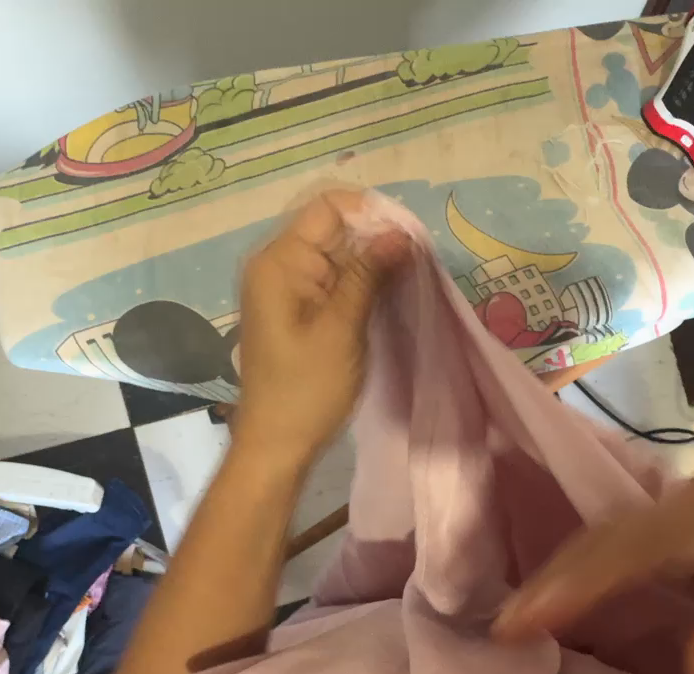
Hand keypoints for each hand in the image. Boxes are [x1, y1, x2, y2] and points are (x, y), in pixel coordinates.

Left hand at [232, 189, 408, 470]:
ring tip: (407, 281)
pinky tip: (385, 298)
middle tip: (416, 264)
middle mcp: (277, 265)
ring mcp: (285, 290)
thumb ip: (368, 275)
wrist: (277, 444)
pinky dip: (358, 285)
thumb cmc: (306, 390)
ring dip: (371, 264)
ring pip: (336, 256)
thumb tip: (400, 233)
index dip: (371, 214)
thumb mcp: (342, 329)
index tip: (410, 240)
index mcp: (279, 261)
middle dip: (375, 239)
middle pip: (333, 228)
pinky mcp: (296, 312)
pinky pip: (330, 282)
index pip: (328, 208)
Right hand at [493, 472, 693, 673]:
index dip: (591, 576)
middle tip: (504, 626)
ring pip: (606, 528)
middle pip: (615, 532)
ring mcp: (685, 494)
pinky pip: (613, 531)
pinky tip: (548, 592)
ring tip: (514, 615)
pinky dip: (575, 563)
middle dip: (556, 578)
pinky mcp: (670, 504)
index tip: (537, 616)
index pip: (653, 544)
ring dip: (557, 571)